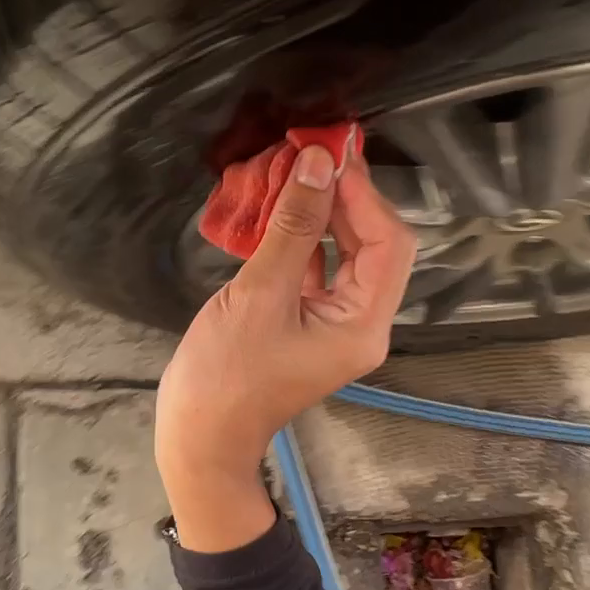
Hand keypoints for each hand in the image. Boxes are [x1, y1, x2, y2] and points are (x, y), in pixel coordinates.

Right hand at [155, 141, 415, 548]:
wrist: (199, 436)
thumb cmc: (226, 376)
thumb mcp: (260, 294)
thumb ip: (293, 227)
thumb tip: (318, 165)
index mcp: (363, 325)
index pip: (389, 243)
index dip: (364, 193)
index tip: (328, 153)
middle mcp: (361, 323)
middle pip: (371, 243)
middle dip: (341, 197)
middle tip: (306, 154)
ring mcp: (334, 324)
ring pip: (342, 252)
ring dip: (318, 212)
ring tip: (287, 172)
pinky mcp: (307, 322)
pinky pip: (316, 269)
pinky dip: (298, 238)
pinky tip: (274, 210)